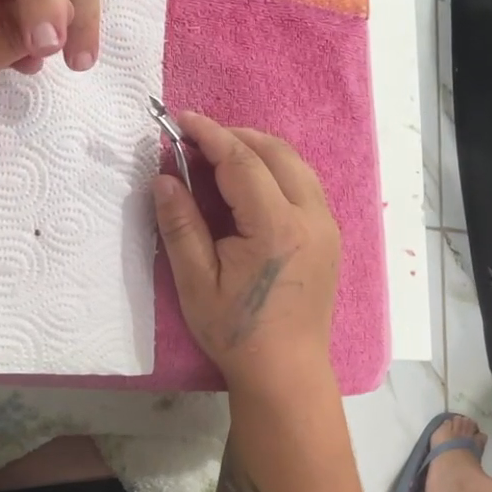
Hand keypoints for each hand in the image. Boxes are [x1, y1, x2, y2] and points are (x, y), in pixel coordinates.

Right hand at [152, 113, 341, 393]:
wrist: (286, 373)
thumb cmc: (237, 331)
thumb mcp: (196, 281)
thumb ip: (180, 224)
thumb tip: (163, 178)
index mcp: (276, 227)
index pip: (242, 162)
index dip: (209, 134)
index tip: (180, 119)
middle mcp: (310, 217)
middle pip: (275, 152)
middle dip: (234, 135)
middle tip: (194, 138)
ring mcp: (326, 225)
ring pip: (294, 164)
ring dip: (256, 149)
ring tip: (217, 154)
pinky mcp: (328, 235)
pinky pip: (302, 182)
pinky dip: (273, 168)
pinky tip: (246, 182)